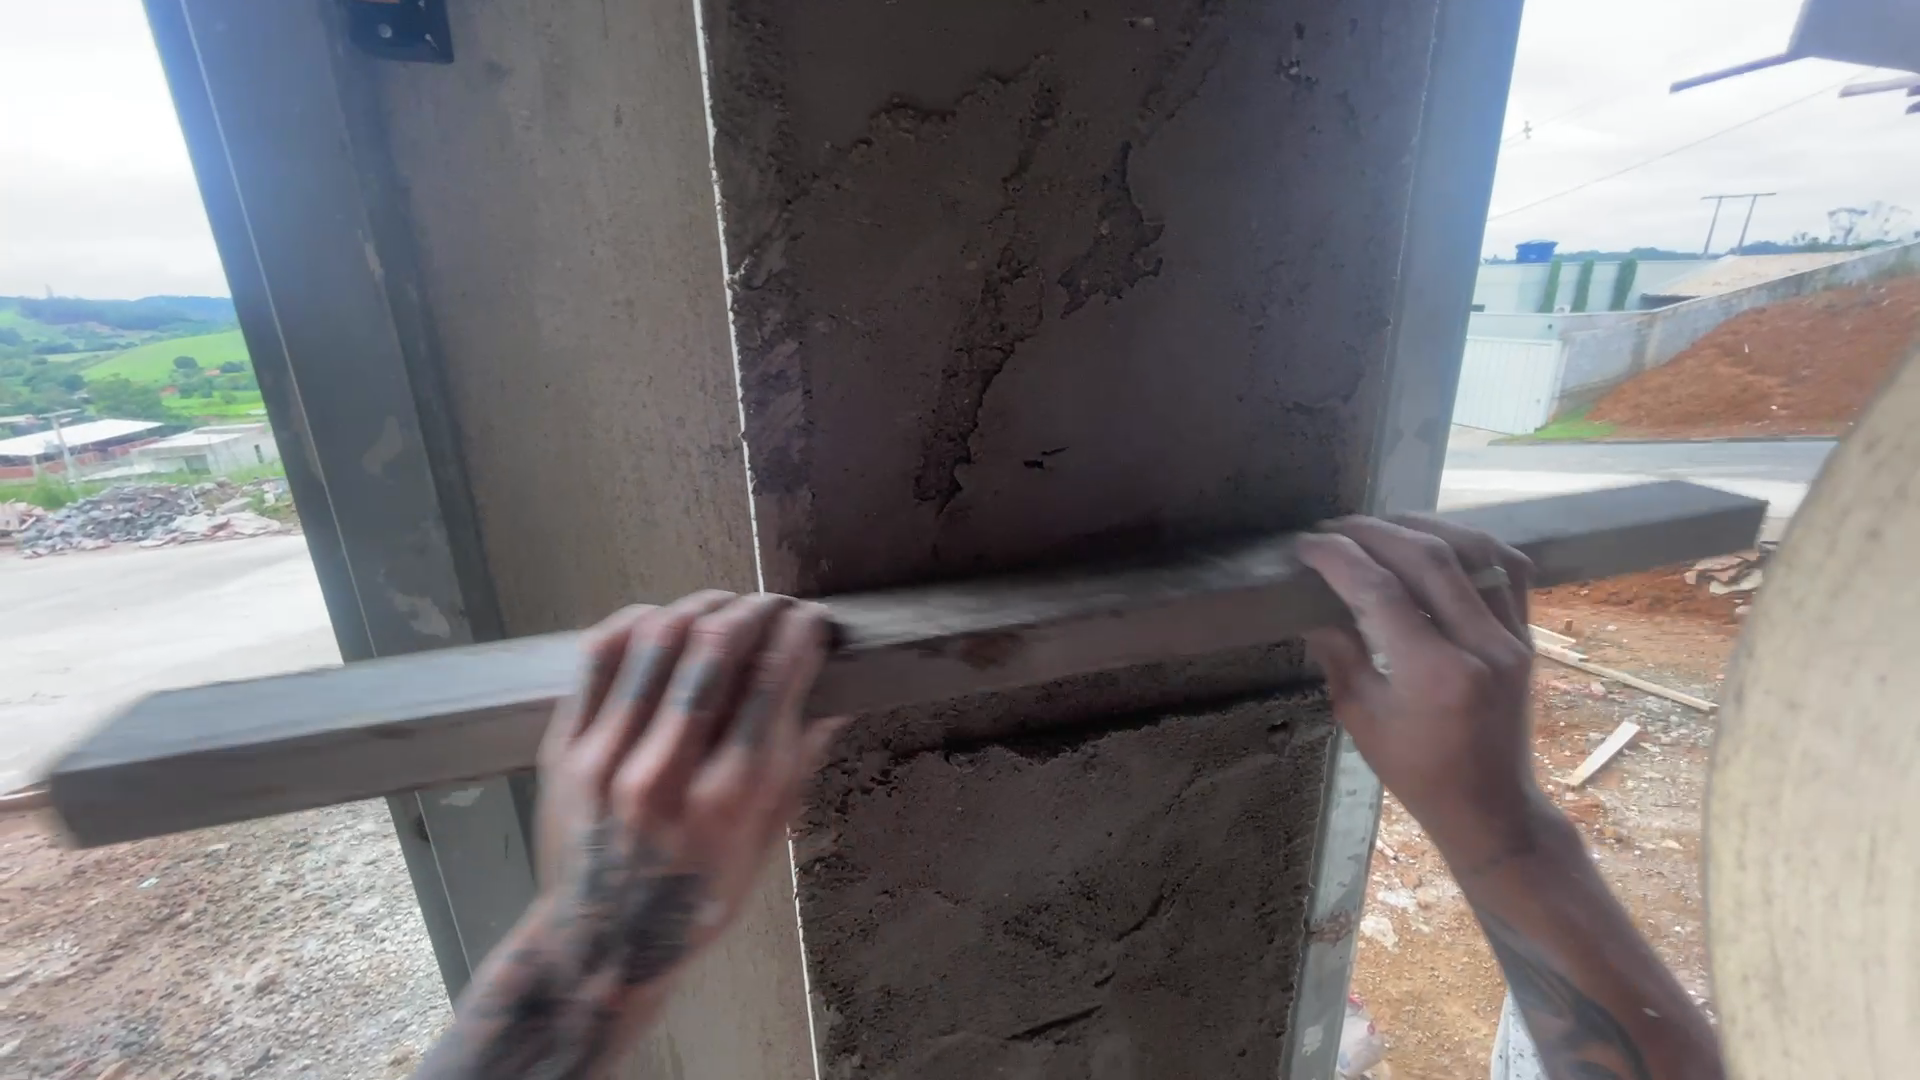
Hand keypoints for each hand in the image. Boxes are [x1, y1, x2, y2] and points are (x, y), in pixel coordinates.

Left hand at [529, 593, 844, 1027]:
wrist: (598, 944)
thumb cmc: (698, 898)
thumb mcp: (768, 842)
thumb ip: (799, 765)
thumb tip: (835, 700)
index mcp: (729, 798)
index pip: (773, 680)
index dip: (801, 633)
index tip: (813, 621)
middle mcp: (666, 769)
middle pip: (715, 646)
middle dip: (757, 609)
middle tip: (774, 606)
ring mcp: (607, 754)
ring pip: (658, 639)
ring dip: (703, 605)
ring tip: (726, 605)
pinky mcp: (566, 747)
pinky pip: (599, 657)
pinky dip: (637, 622)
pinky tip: (664, 617)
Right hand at [1296, 516, 1541, 866]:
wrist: (1490, 805)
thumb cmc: (1414, 770)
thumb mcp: (1358, 714)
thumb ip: (1338, 651)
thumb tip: (1312, 604)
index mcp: (1435, 673)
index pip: (1381, 590)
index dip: (1338, 558)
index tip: (1305, 545)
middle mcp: (1483, 645)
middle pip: (1429, 558)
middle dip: (1372, 532)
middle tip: (1332, 529)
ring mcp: (1513, 636)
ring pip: (1474, 550)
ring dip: (1420, 526)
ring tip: (1377, 524)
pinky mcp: (1527, 634)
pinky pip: (1508, 566)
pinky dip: (1469, 542)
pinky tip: (1434, 540)